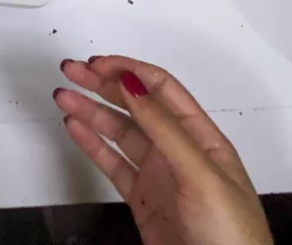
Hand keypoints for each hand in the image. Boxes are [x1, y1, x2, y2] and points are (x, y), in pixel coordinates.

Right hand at [54, 57, 271, 244]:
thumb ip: (164, 128)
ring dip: (90, 111)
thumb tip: (129, 80)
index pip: (162, 90)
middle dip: (102, 85)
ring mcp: (159, 175)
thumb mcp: (202, 177)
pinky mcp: (142, 199)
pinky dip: (91, 143)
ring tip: (62, 97)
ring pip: (119, 132)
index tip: (96, 64)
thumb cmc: (230, 237)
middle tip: (70, 71)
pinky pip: (112, 163)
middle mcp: (179, 151)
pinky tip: (74, 127)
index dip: (128, 71)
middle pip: (135, 106)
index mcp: (203, 139)